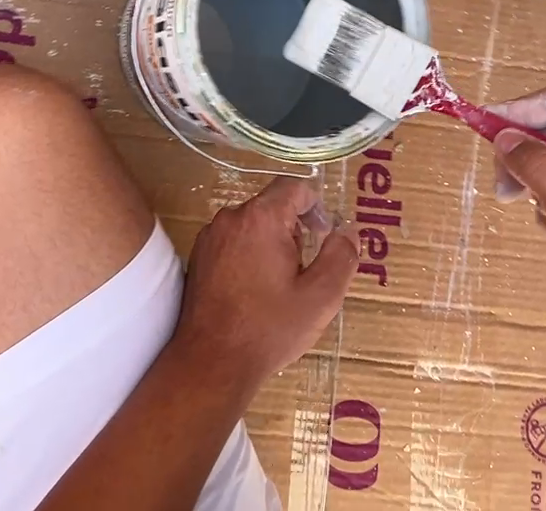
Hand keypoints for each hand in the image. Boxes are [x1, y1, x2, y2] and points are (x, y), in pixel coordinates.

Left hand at [173, 177, 356, 389]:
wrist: (213, 359)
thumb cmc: (269, 327)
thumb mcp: (320, 296)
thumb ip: (340, 256)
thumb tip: (348, 230)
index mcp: (261, 218)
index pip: (293, 187)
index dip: (315, 205)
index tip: (324, 235)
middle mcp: (231, 217)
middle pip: (272, 206)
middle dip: (293, 230)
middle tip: (304, 271)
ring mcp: (210, 235)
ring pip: (252, 225)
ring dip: (271, 244)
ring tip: (280, 286)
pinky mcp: (198, 254)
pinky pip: (232, 241)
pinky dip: (248, 254)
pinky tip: (254, 291)